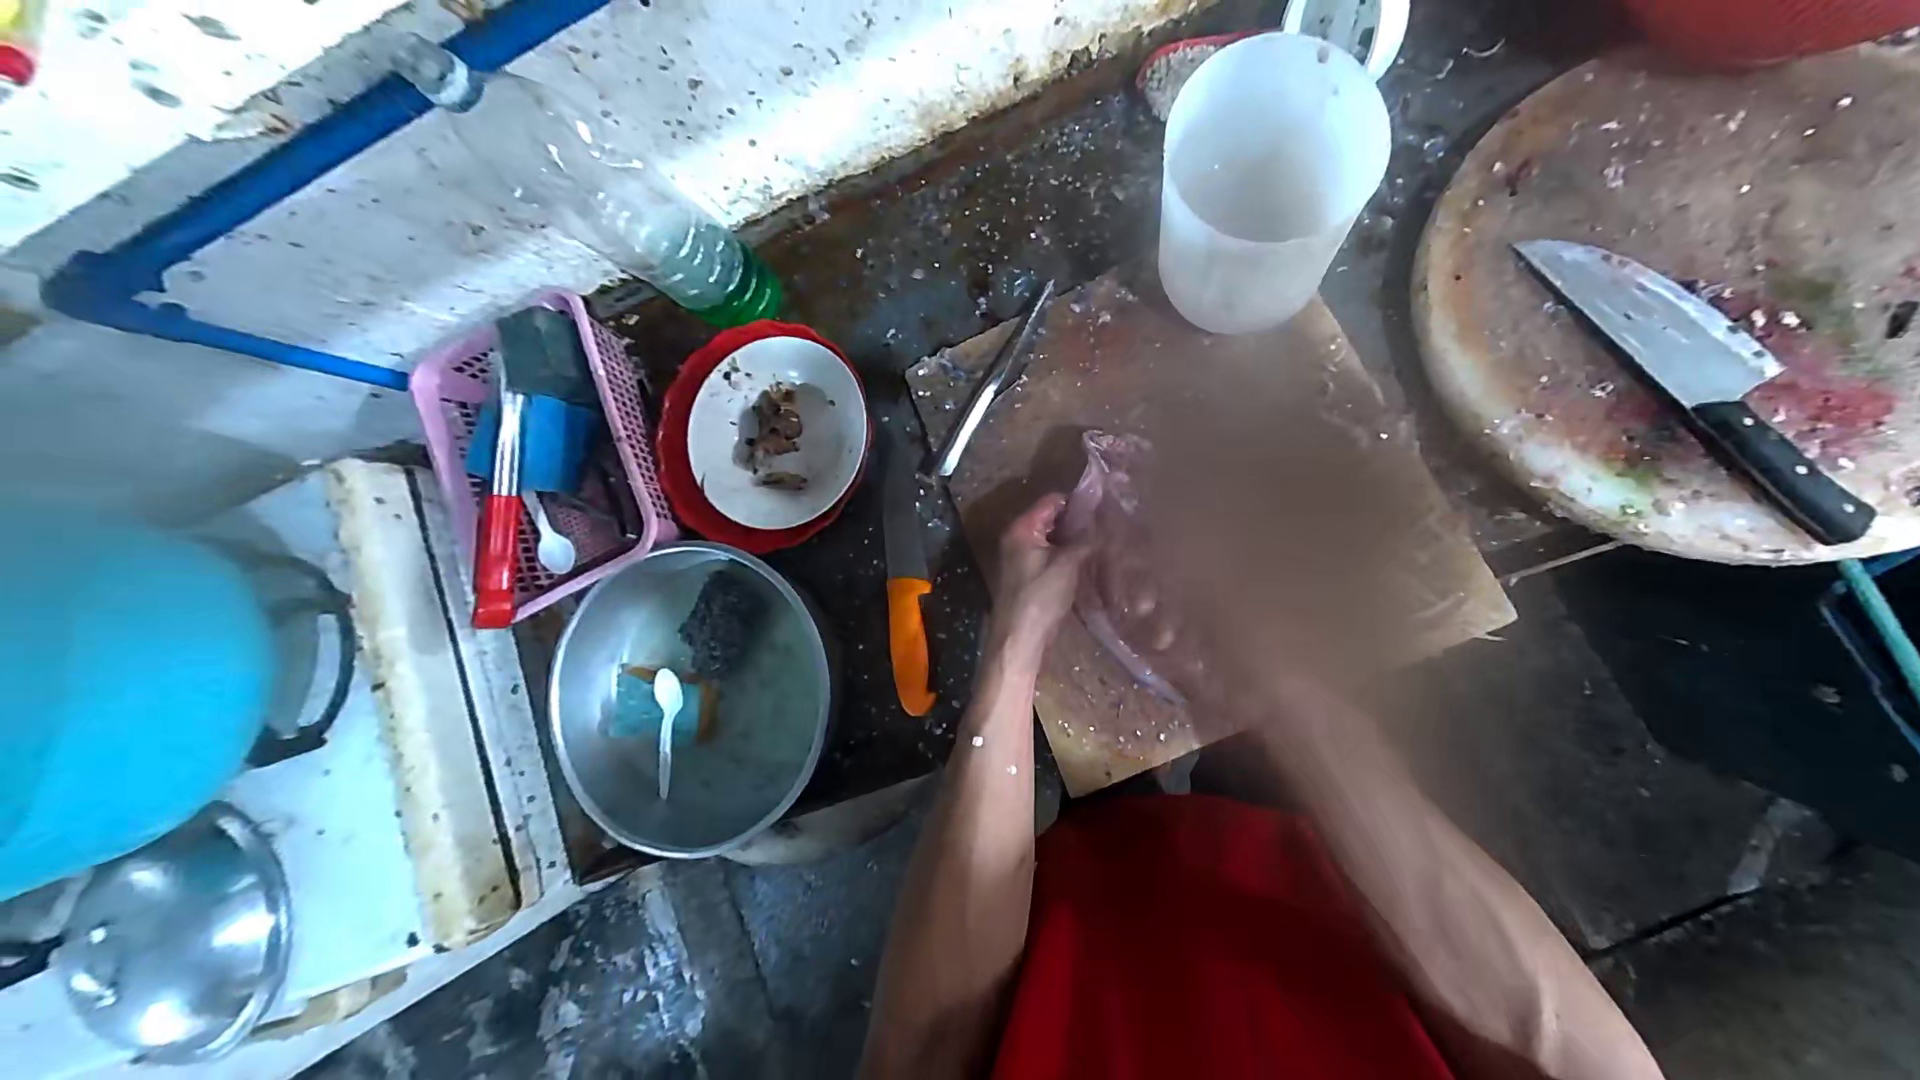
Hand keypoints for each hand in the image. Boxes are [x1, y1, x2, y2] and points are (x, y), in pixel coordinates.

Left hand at [990, 494, 1089, 660]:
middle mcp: (1017, 537)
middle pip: (1051, 517)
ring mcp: (1021, 556)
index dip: (1077, 502)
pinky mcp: (1027, 573)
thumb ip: (1083, 538)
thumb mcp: (1067, 564)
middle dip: (1077, 520)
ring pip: (1052, 536)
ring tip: (1102, 539)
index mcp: (1022, 528)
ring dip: (1073, 538)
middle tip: (1107, 523)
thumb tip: (1101, 519)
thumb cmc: (1041, 597)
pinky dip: (1066, 553)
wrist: (1020, 638)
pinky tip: (1087, 558)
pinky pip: (1049, 553)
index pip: (1051, 501)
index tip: (1104, 506)